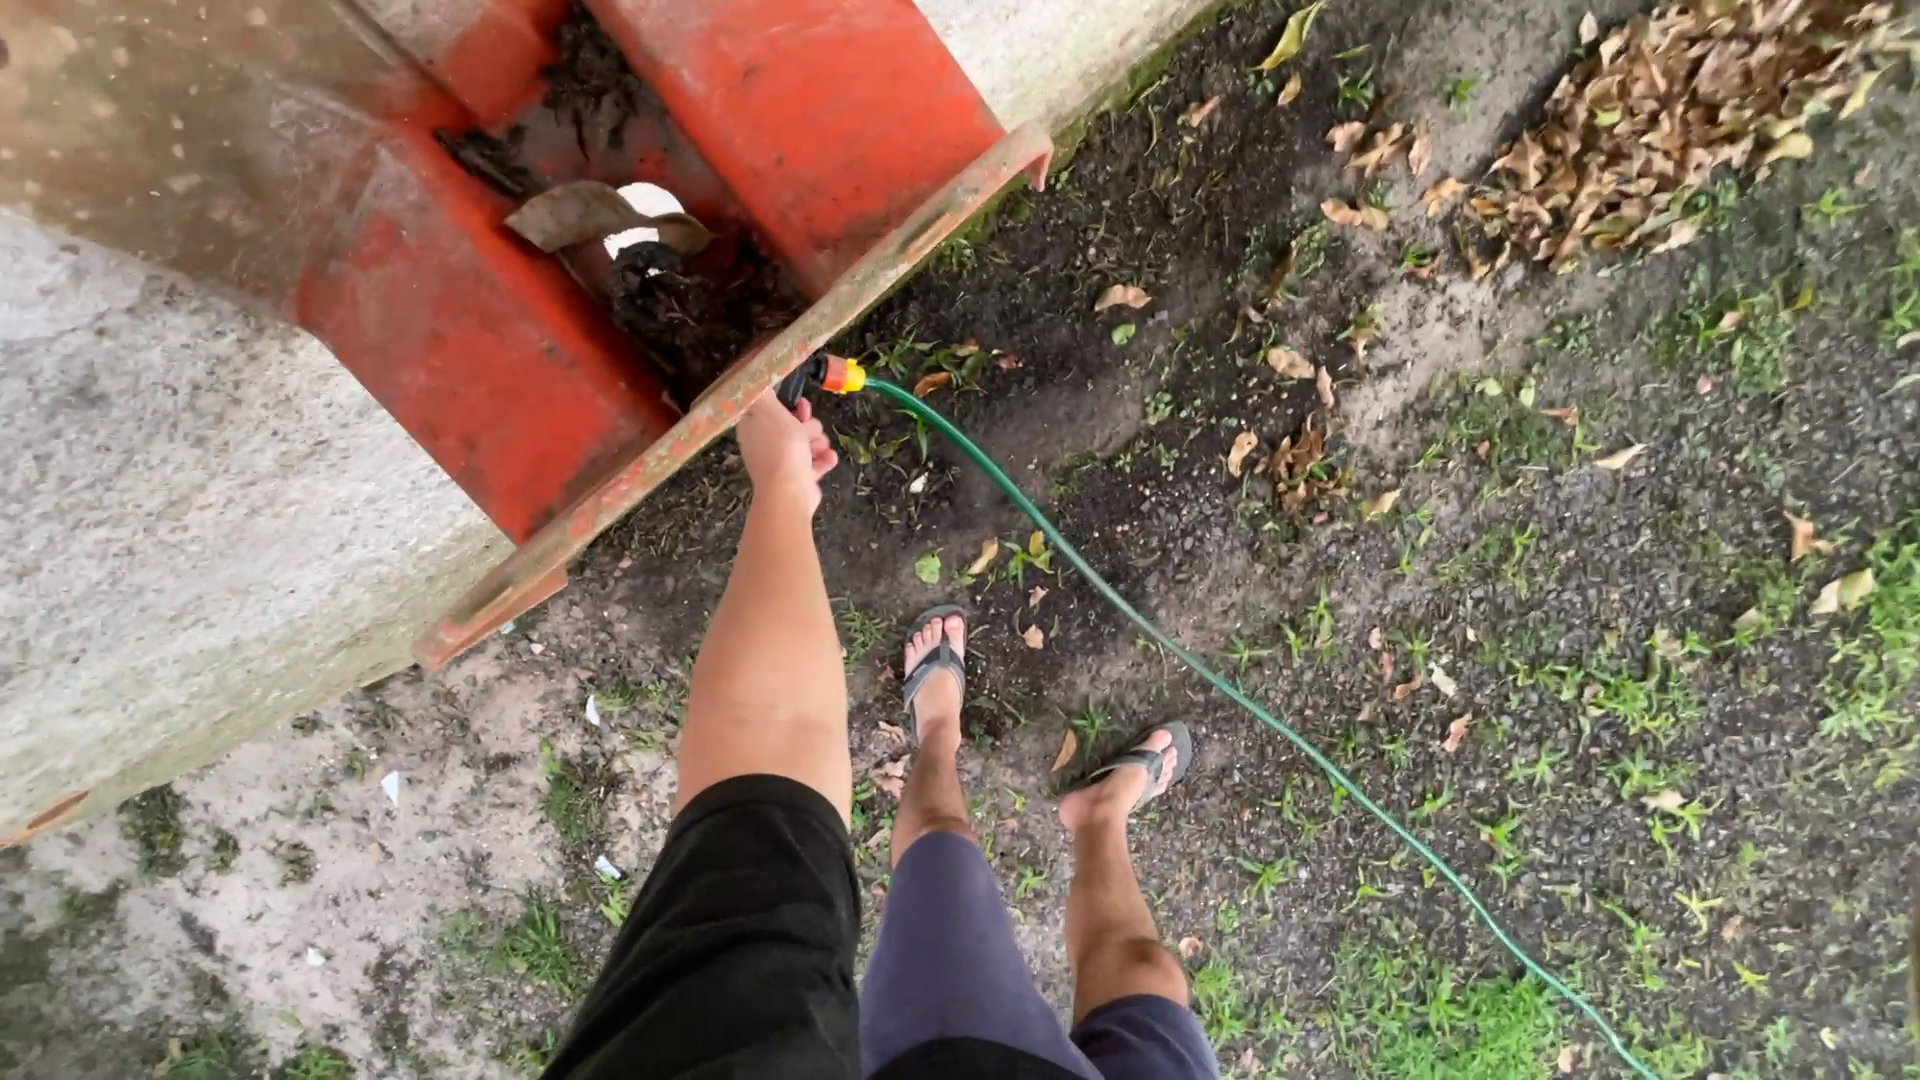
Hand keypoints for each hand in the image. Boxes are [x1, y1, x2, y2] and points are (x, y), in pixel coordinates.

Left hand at [736, 391, 837, 511]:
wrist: (789, 491)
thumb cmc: (779, 448)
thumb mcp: (769, 410)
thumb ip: (763, 391)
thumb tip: (755, 376)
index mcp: (754, 427)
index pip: (772, 408)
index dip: (788, 405)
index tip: (800, 405)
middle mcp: (765, 444)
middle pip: (793, 424)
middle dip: (808, 425)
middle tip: (809, 429)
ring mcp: (782, 463)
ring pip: (807, 442)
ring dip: (818, 443)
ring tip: (818, 449)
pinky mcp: (799, 478)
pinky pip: (816, 462)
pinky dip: (823, 460)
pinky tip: (828, 459)